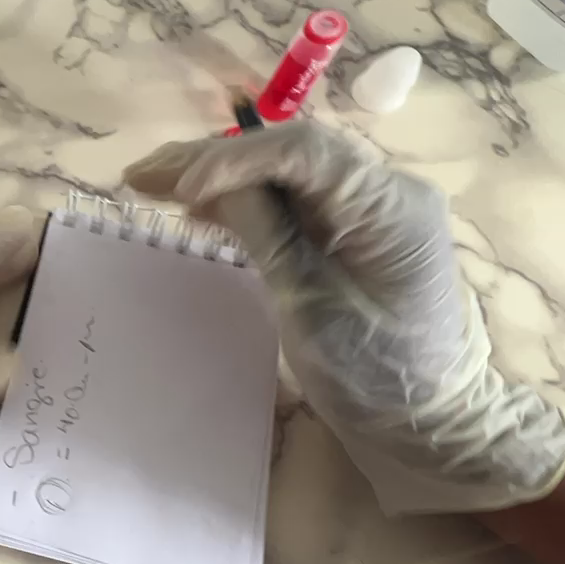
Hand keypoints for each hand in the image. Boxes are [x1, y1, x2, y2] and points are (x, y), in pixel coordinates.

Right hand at [123, 121, 564, 513]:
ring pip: (279, 168)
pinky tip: (190, 205)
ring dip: (213, 172)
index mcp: (387, 207)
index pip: (306, 153)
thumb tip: (212, 185)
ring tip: (149, 181)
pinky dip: (234, 197)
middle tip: (141, 175)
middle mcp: (379, 191)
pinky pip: (284, 197)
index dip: (235, 161)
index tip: (181, 193)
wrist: (422, 412)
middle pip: (286, 151)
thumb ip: (265, 235)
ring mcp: (361, 207)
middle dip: (209, 159)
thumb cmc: (372, 369)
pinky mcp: (342, 226)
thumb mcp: (310, 306)